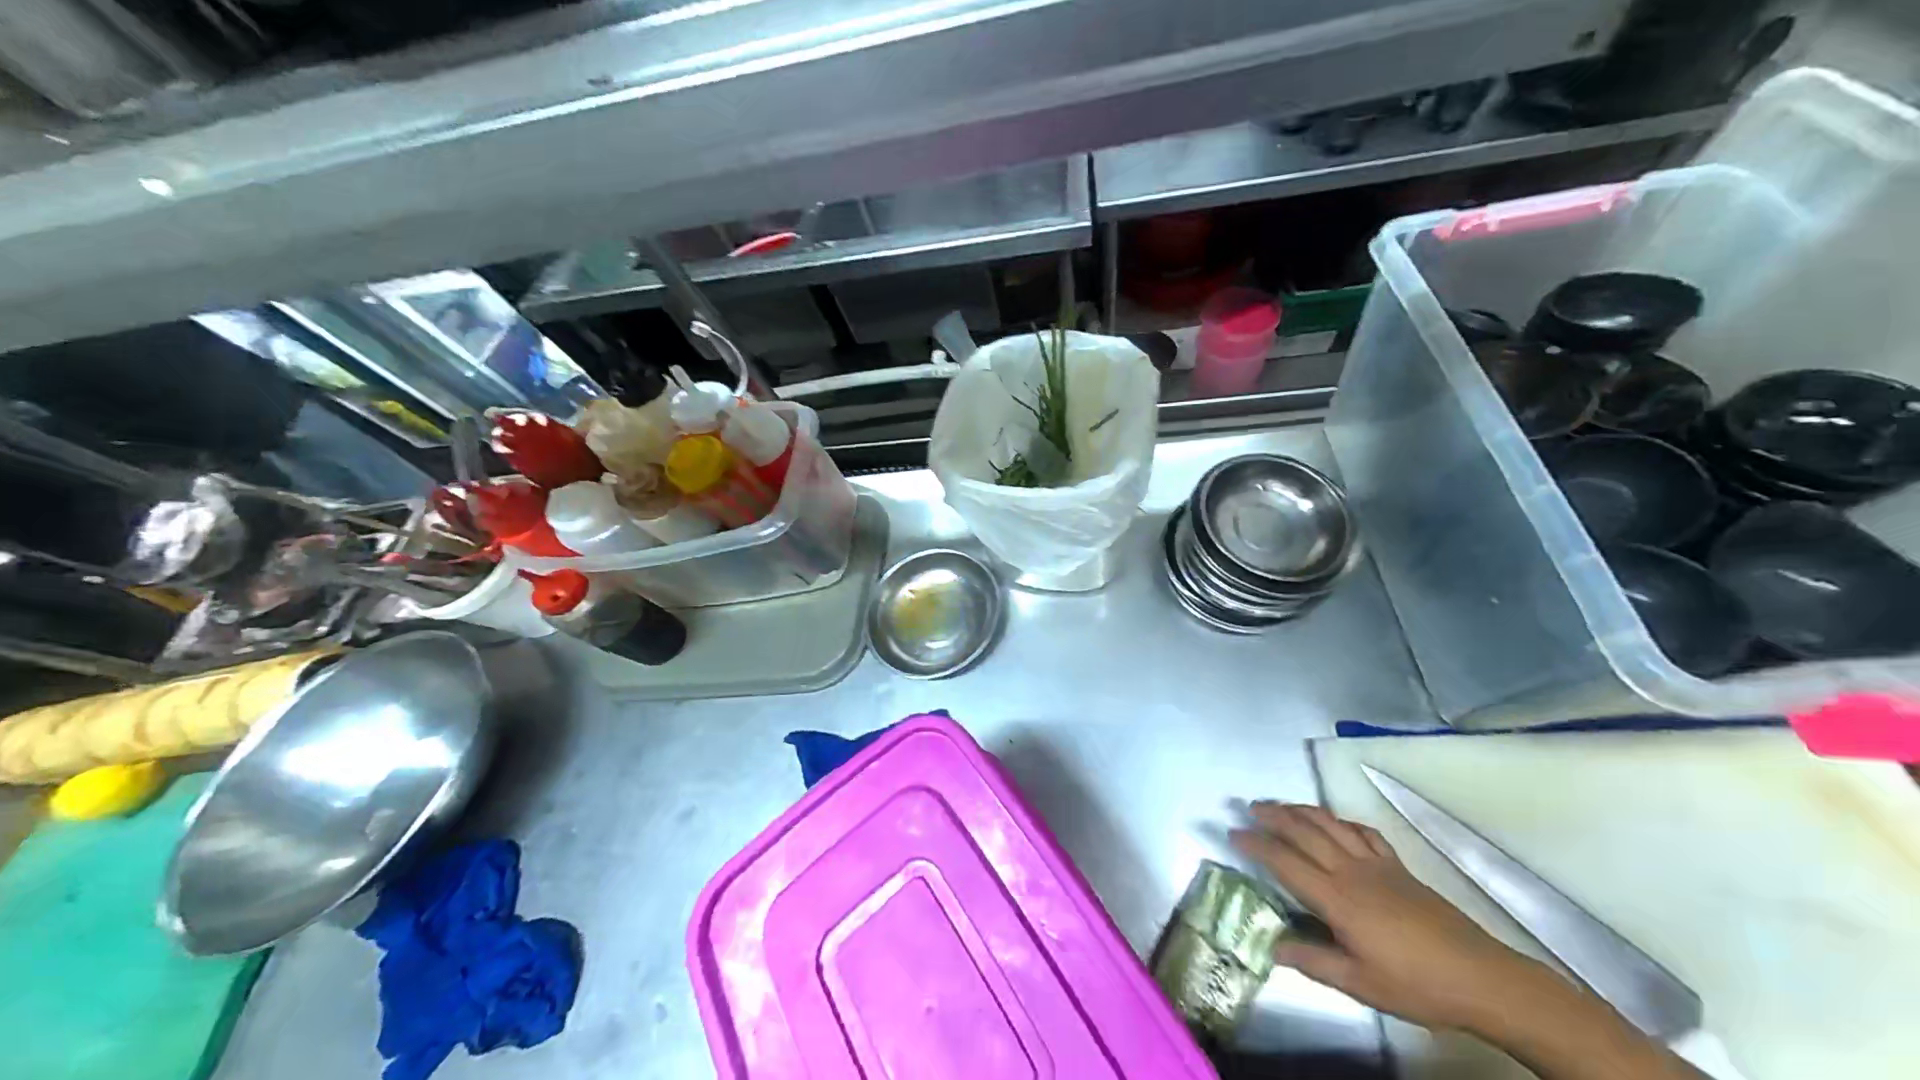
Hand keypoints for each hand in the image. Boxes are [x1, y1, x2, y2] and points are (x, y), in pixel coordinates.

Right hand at [1230, 802, 1545, 1031]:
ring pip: (1332, 825)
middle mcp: (1351, 872)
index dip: (1256, 845)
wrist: (1482, 977)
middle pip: (1305, 832)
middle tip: (1250, 807)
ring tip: (1282, 805)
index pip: (1285, 862)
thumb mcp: (1360, 984)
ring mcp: (1377, 865)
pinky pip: (1365, 833)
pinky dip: (1343, 822)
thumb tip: (1271, 946)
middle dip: (1274, 816)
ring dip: (1303, 810)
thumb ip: (1312, 961)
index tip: (1233, 834)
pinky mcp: (1399, 867)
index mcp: (1337, 899)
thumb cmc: (1416, 984)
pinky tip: (1336, 823)